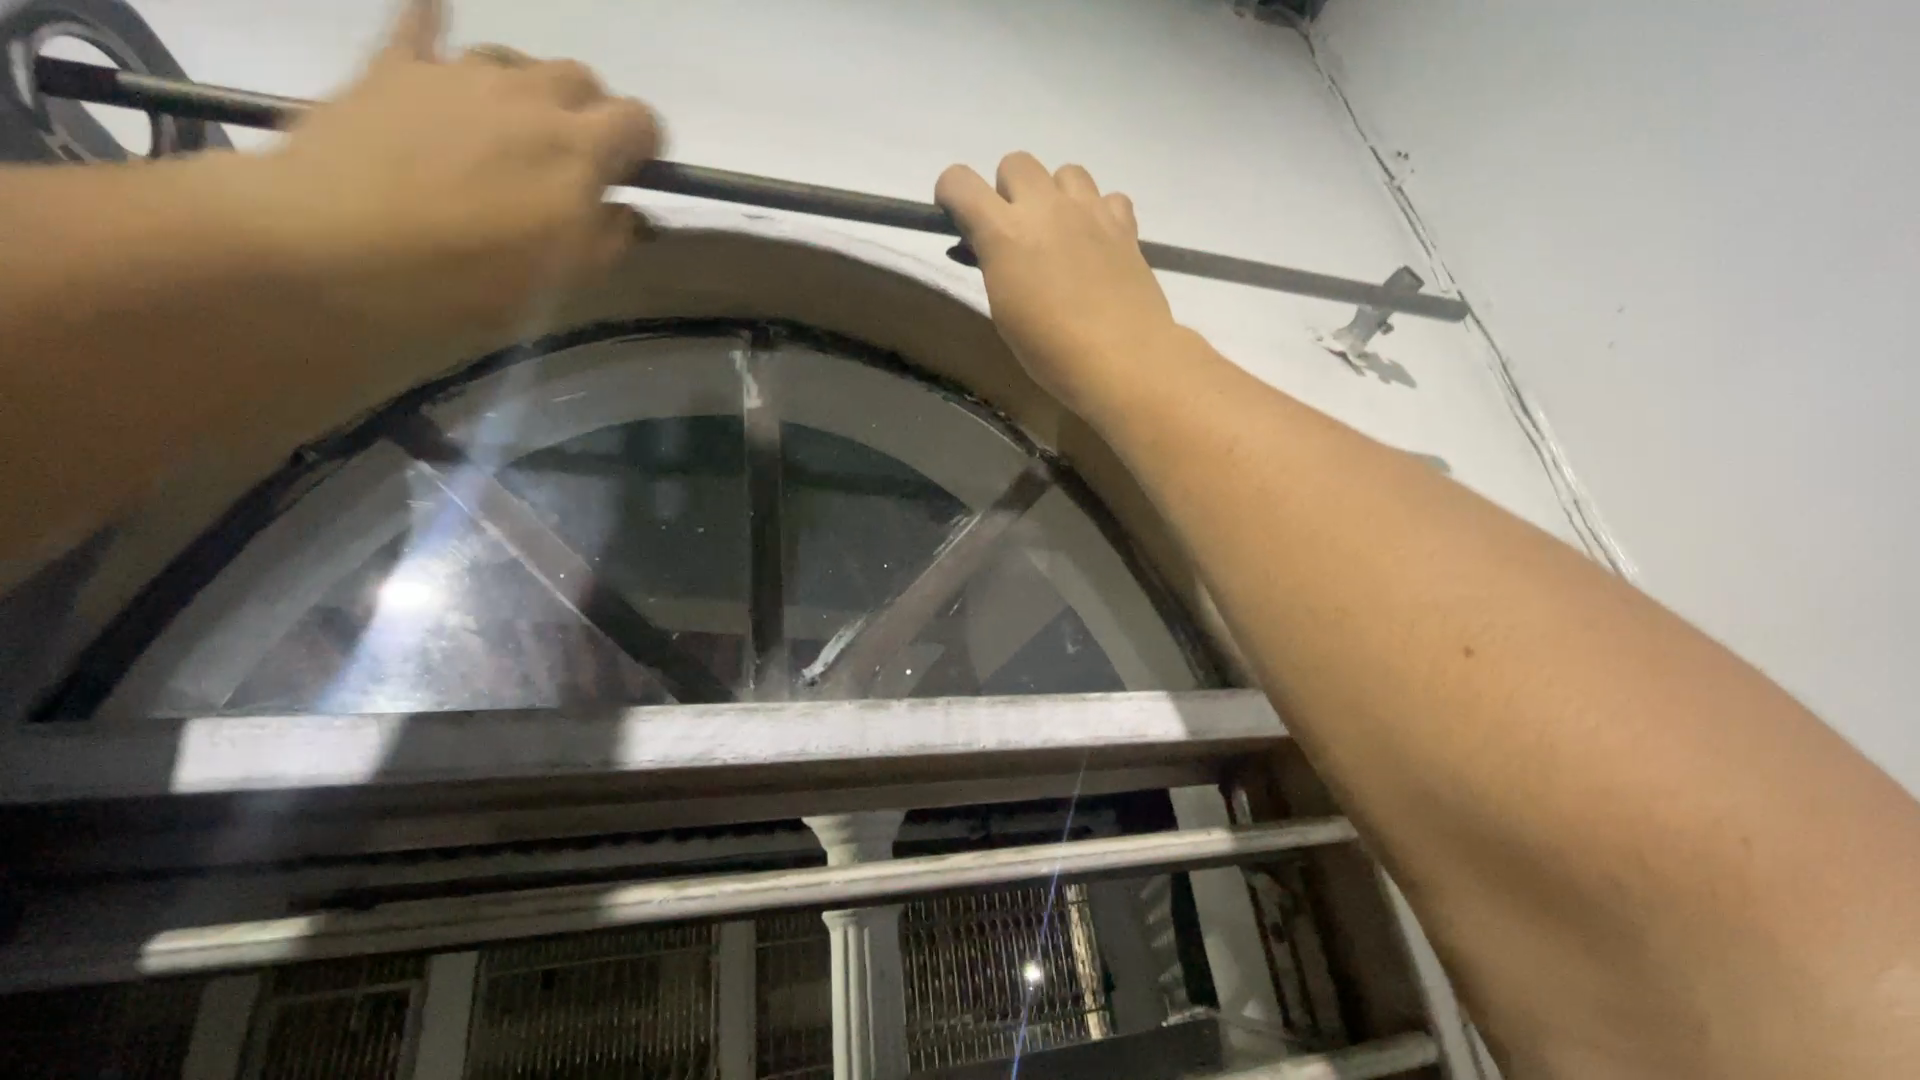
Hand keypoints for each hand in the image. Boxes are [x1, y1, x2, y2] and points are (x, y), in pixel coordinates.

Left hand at [241, 0, 659, 345]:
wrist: (335, 249)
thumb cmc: (470, 278)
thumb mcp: (565, 279)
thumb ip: (608, 237)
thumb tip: (625, 211)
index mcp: (580, 147)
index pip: (640, 120)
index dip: (642, 147)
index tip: (628, 177)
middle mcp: (528, 94)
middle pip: (579, 79)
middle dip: (586, 114)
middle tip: (565, 161)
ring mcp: (458, 74)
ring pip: (511, 60)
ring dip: (522, 91)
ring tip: (502, 132)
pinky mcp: (391, 68)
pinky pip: (418, 25)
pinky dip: (432, 22)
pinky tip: (434, 16)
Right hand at [935, 153, 1179, 417]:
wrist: (1122, 359)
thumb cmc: (1050, 350)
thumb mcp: (1004, 310)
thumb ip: (993, 265)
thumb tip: (987, 246)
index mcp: (1004, 232)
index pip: (959, 181)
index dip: (953, 195)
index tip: (961, 220)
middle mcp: (1045, 208)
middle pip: (1016, 163)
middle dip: (1009, 191)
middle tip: (1018, 235)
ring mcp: (1089, 211)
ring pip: (1065, 172)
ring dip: (1055, 196)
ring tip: (1061, 237)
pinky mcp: (1124, 224)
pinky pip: (1108, 197)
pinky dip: (1099, 213)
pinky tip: (1097, 245)